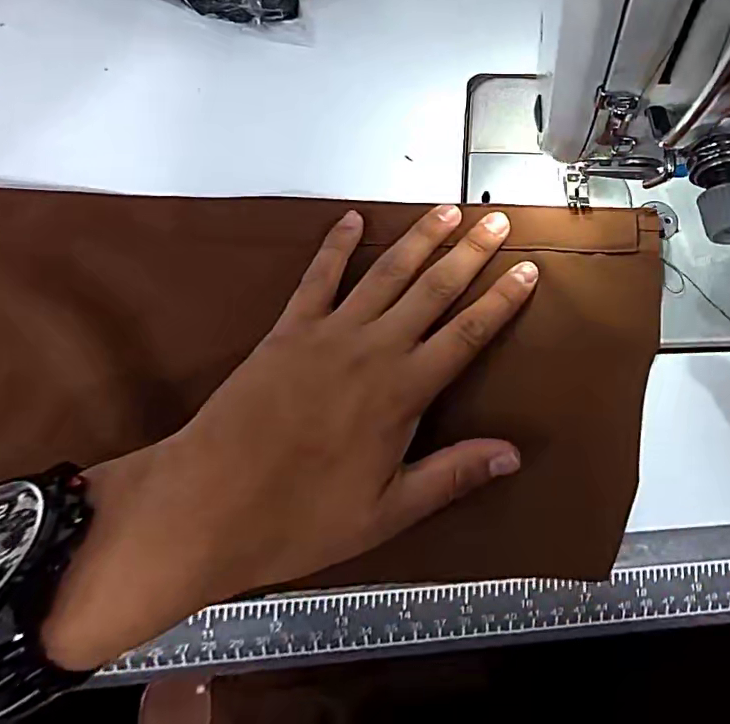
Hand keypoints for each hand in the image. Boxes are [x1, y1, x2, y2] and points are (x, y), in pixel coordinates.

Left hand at [39, 205, 538, 669]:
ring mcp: (329, 333)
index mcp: (403, 392)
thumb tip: (512, 454)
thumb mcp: (387, 510)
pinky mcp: (288, 329)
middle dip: (471, 252)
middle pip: (434, 289)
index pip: (468, 333)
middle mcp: (373, 350)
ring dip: (420, 238)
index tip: (528, 270)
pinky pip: (317, 277)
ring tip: (448, 211)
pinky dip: (335, 245)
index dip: (502, 299)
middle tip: (497, 220)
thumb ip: (452, 475)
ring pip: (386, 273)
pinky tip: (351, 219)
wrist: (201, 508)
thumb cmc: (299, 517)